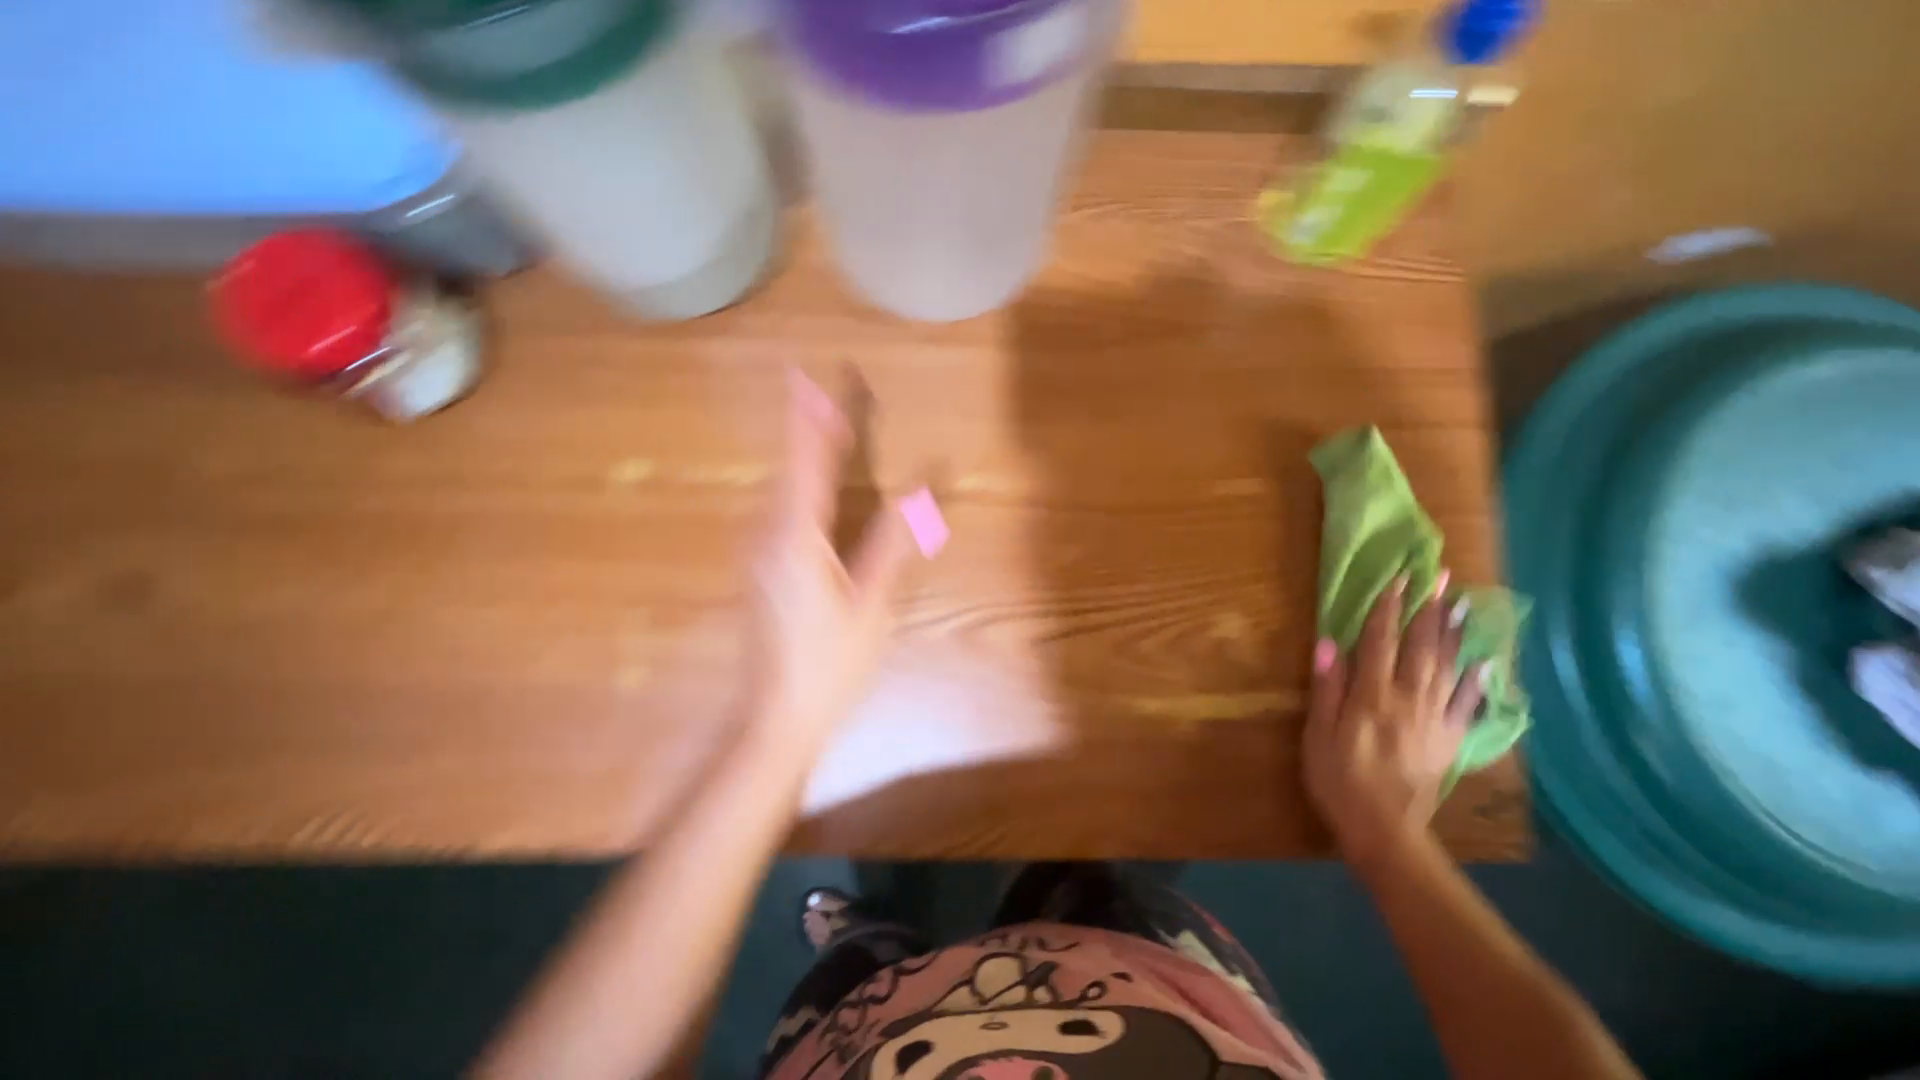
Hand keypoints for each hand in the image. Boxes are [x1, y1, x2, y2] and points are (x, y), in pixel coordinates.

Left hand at [747, 369, 945, 746]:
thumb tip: (923, 488)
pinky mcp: (756, 568)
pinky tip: (811, 485)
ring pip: (778, 488)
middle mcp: (765, 535)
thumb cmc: (829, 664)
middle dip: (806, 427)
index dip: (810, 417)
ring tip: (822, 425)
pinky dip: (796, 483)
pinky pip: (776, 509)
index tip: (808, 376)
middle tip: (822, 389)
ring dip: (800, 454)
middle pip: (787, 467)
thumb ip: (893, 541)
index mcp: (795, 537)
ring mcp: (755, 552)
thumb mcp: (872, 604)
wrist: (775, 716)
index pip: (805, 461)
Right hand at [1304, 572, 1484, 872]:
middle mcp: (1408, 699)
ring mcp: (1434, 719)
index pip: (1380, 641)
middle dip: (1428, 609)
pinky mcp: (1449, 739)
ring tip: (1462, 604)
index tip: (1397, 578)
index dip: (1388, 608)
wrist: (1383, 831)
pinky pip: (1468, 704)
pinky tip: (1486, 661)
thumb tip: (1329, 643)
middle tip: (1440, 576)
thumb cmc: (1339, 781)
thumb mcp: (1318, 736)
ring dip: (1454, 633)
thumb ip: (1327, 689)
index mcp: (1372, 697)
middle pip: (1421, 646)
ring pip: (1447, 667)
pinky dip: (1478, 680)